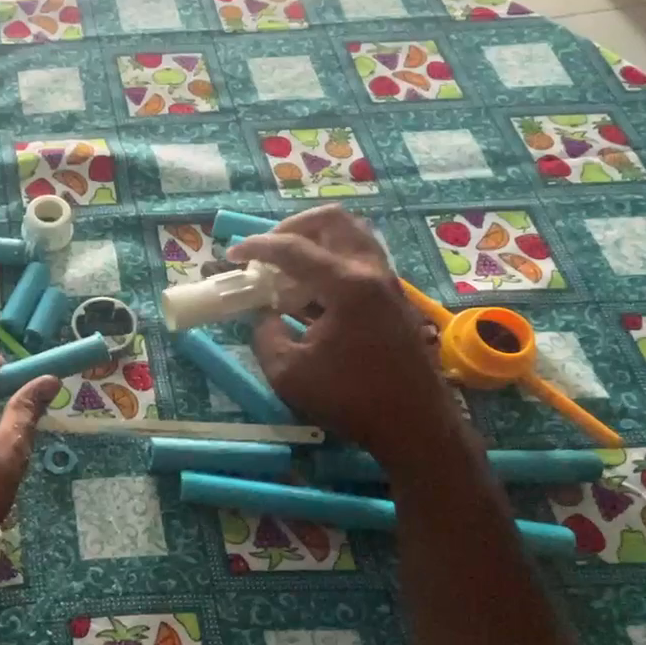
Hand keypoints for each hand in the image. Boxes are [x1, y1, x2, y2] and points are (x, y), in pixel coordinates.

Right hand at [226, 205, 468, 468]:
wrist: (413, 424)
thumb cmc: (348, 399)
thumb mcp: (287, 372)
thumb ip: (266, 334)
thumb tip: (263, 316)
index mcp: (347, 285)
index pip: (293, 248)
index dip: (257, 247)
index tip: (232, 255)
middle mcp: (371, 272)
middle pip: (333, 221)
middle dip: (293, 228)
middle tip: (268, 251)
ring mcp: (387, 283)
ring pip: (351, 236)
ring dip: (315, 243)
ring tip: (287, 272)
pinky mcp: (393, 299)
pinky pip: (359, 260)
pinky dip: (331, 263)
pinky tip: (309, 296)